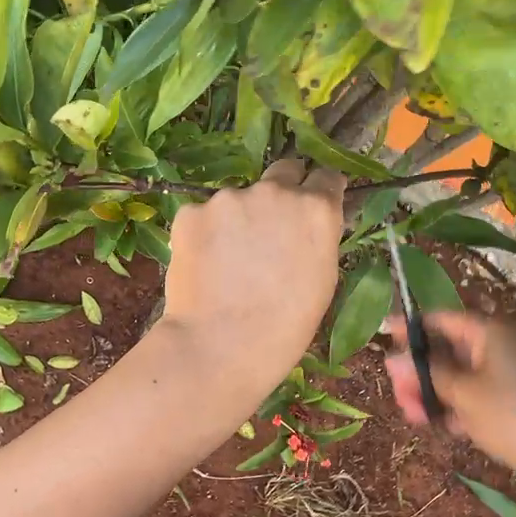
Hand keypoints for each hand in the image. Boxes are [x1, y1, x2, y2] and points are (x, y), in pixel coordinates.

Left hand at [158, 159, 346, 400]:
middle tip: (269, 227)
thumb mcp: (322, 279)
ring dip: (237, 218)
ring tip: (229, 262)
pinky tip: (204, 265)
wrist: (220, 344)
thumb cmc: (284, 327)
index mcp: (316, 209)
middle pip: (283, 172)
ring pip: (238, 199)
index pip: (324, 177)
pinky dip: (204, 233)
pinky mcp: (191, 211)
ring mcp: (229, 198)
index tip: (311, 202)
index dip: (318, 189)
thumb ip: (316, 238)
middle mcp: (275, 191)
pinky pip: (202, 216)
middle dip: (281, 191)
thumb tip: (305, 224)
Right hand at [385, 312, 515, 496]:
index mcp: (492, 332)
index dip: (411, 327)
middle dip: (420, 372)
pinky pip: (483, 394)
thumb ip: (425, 372)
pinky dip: (462, 405)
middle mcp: (507, 345)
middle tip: (400, 396)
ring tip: (420, 419)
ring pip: (464, 375)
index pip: (442, 318)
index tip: (383, 336)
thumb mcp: (460, 392)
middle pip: (450, 350)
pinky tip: (451, 428)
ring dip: (437, 393)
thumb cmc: (513, 416)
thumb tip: (394, 358)